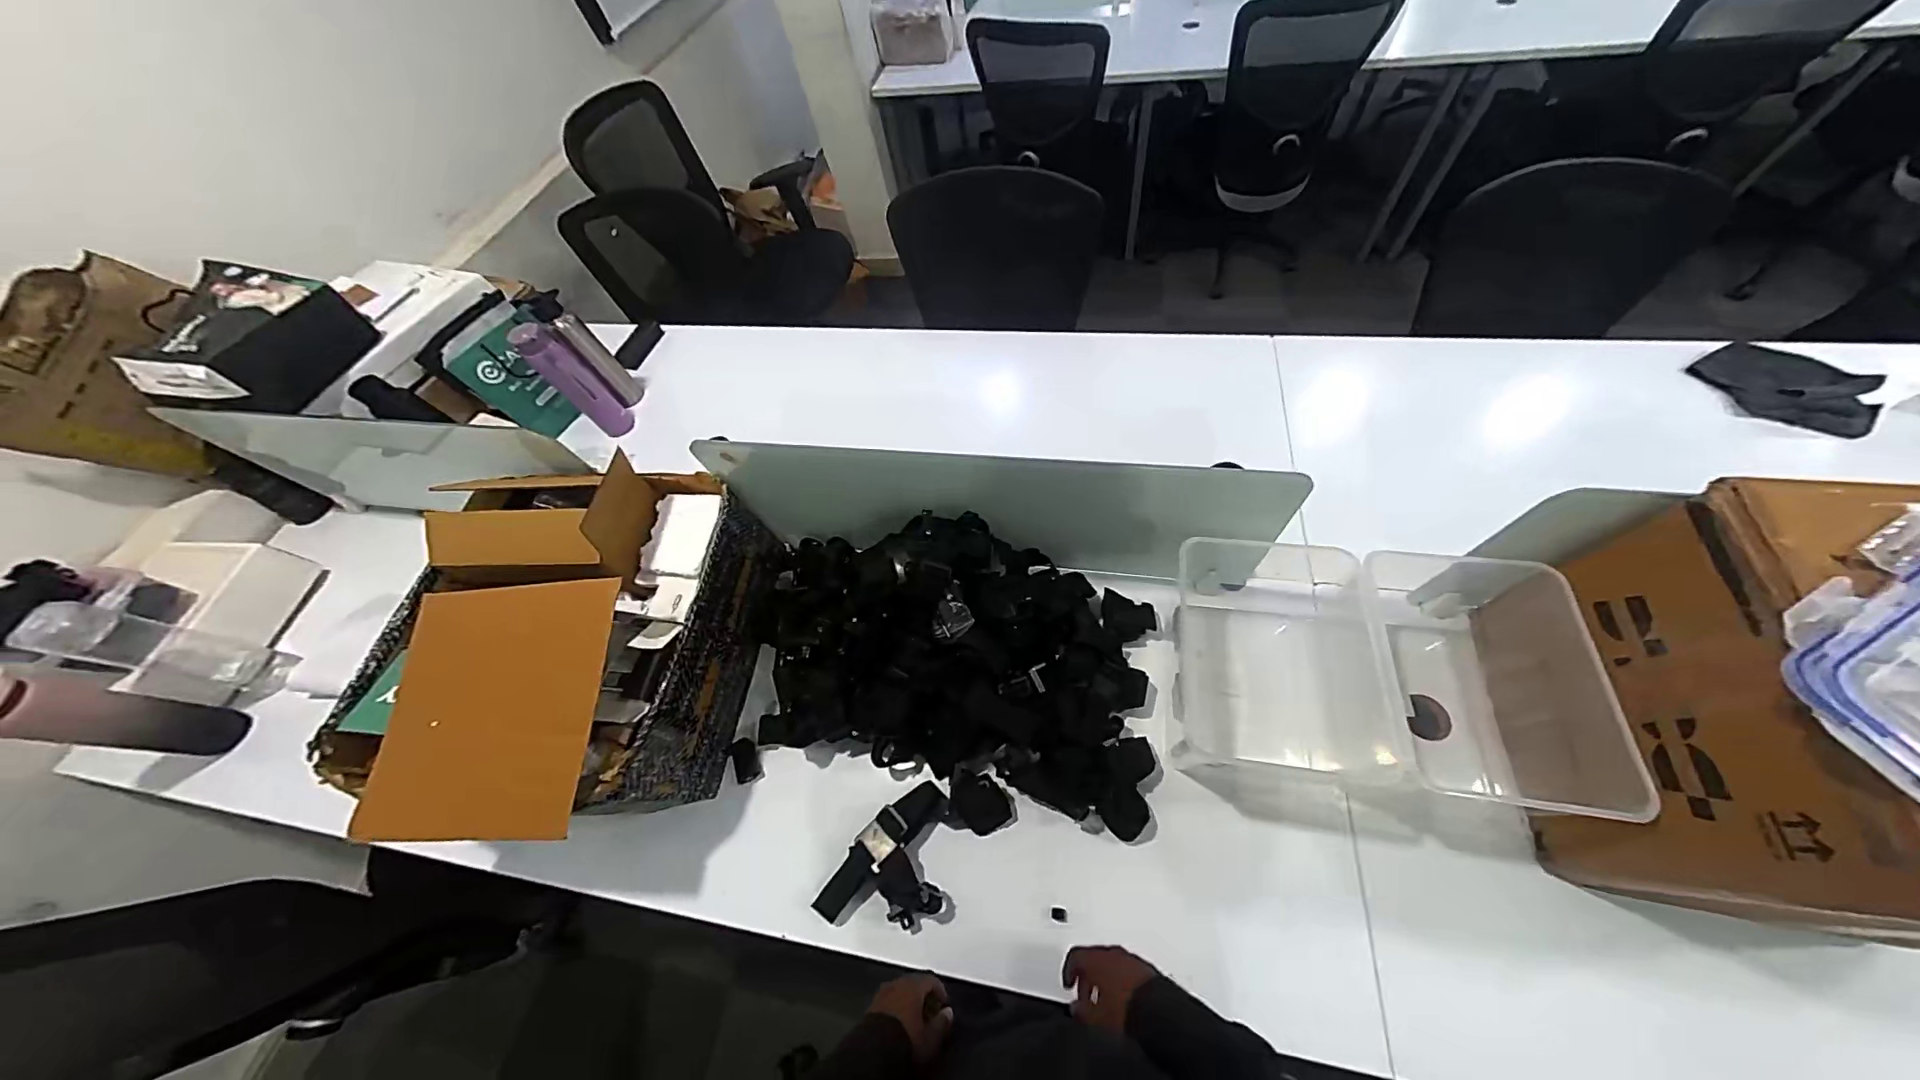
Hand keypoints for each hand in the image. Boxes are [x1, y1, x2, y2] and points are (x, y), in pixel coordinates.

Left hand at [867, 973, 952, 1062]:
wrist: (873, 1051)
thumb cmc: (906, 1039)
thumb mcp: (930, 1038)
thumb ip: (941, 1023)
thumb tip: (948, 1013)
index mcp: (912, 986)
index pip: (930, 980)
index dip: (940, 990)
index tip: (944, 1003)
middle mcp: (896, 984)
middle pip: (914, 983)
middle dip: (923, 995)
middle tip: (930, 1010)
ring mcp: (882, 993)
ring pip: (900, 991)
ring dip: (909, 1000)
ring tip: (915, 1017)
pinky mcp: (872, 1005)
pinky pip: (889, 1000)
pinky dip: (897, 1006)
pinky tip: (899, 1021)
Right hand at [1062, 945, 1158, 1031]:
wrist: (1160, 1013)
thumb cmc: (1127, 1009)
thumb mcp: (1096, 1017)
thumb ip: (1081, 1010)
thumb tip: (1077, 1009)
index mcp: (1097, 958)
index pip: (1075, 956)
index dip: (1068, 971)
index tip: (1069, 983)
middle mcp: (1114, 954)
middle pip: (1093, 958)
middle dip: (1087, 976)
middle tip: (1084, 995)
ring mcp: (1132, 960)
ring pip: (1112, 964)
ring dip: (1105, 979)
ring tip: (1104, 1001)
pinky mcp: (1147, 969)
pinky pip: (1127, 970)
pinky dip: (1121, 981)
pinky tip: (1123, 1000)